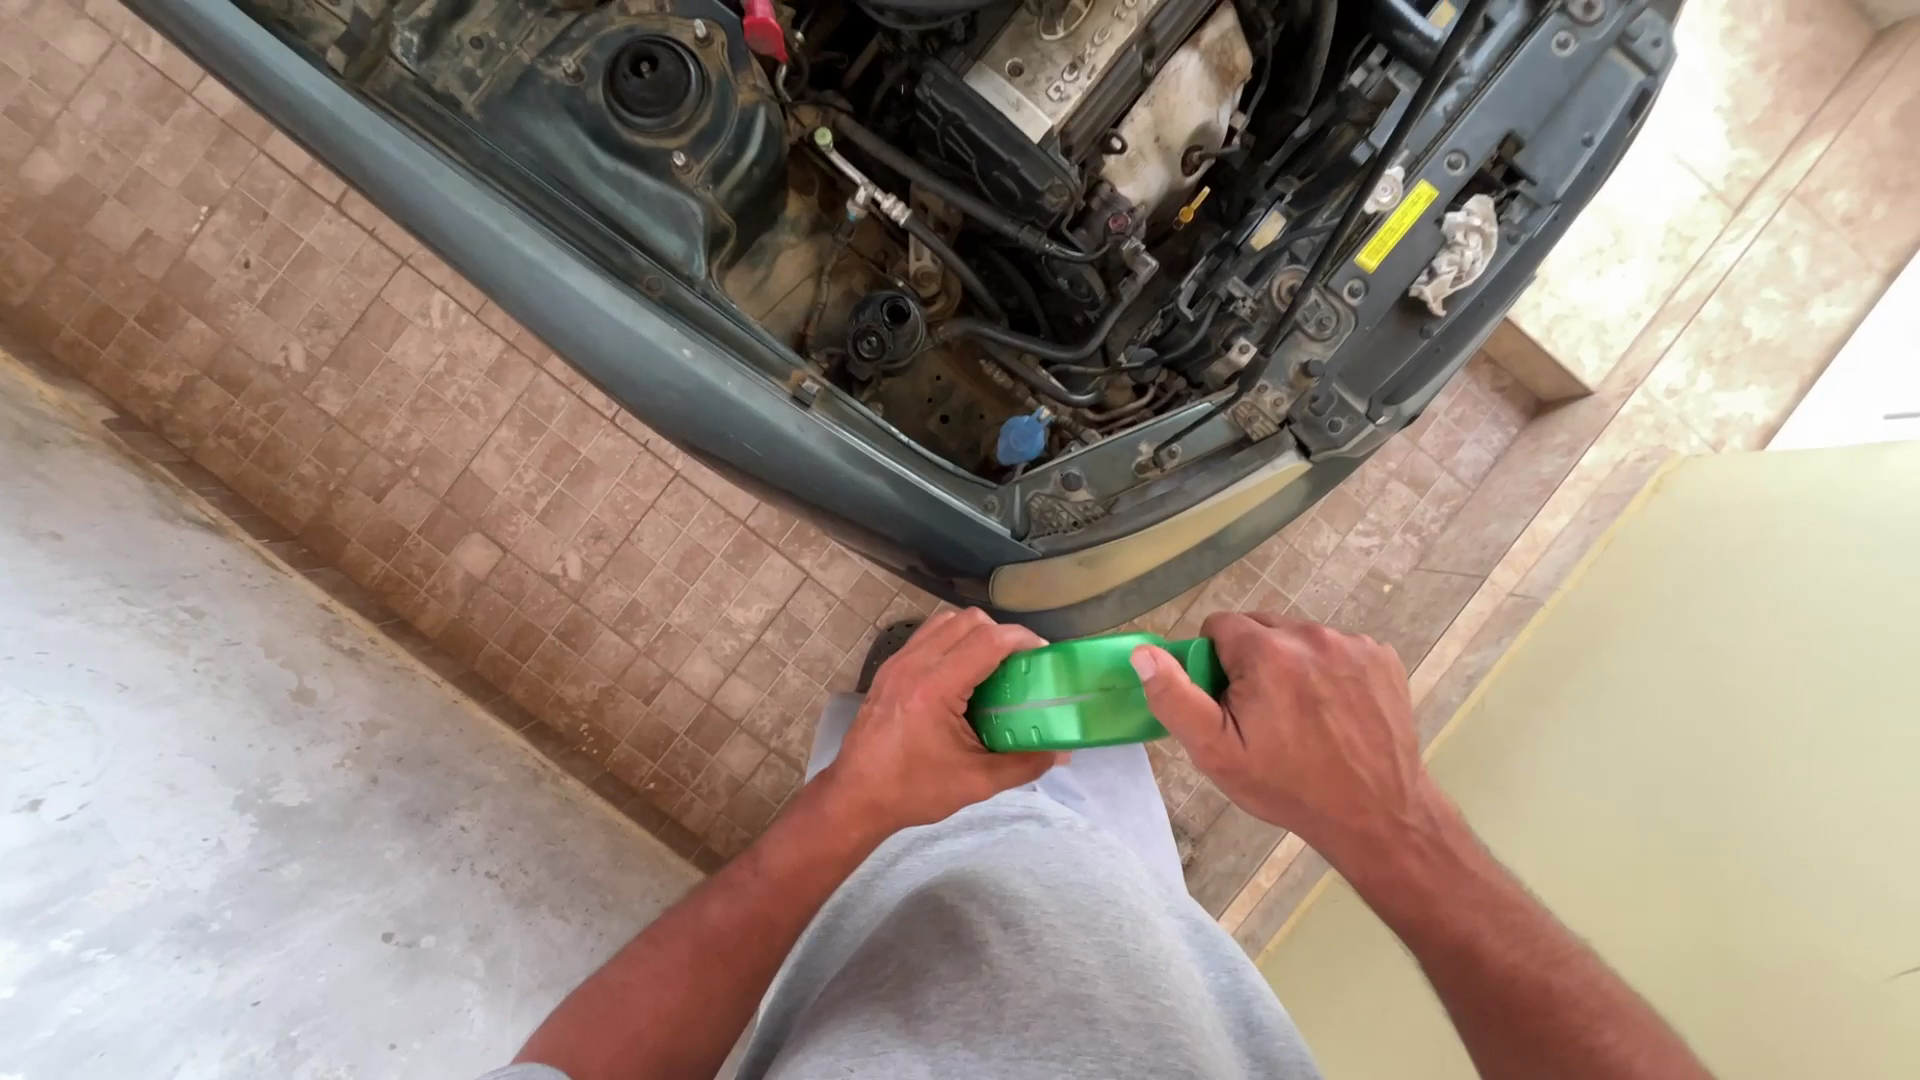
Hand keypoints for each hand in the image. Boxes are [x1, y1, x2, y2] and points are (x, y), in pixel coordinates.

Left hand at [818, 608, 1063, 833]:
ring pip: (945, 621)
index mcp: (935, 687)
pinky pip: (927, 635)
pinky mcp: (889, 668)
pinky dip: (952, 640)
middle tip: (1020, 662)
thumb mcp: (976, 782)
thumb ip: (1023, 763)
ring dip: (974, 632)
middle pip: (968, 620)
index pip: (987, 641)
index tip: (1043, 655)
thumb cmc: (913, 790)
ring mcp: (897, 662)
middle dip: (1001, 633)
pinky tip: (963, 673)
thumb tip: (1061, 751)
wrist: (855, 797)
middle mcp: (914, 664)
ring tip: (992, 664)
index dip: (1021, 639)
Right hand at [1130, 612, 1444, 866]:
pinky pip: (1336, 648)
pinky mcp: (1382, 657)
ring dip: (1289, 663)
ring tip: (1300, 714)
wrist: (1378, 816)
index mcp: (1266, 652)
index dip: (1215, 664)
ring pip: (1297, 637)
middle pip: (1258, 628)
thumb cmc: (1287, 786)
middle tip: (1261, 712)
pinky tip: (1333, 710)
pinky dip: (1327, 670)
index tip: (1230, 703)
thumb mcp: (1216, 752)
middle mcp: (1311, 635)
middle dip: (1251, 660)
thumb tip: (1144, 653)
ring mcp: (1353, 645)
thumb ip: (1174, 697)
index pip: (1218, 627)